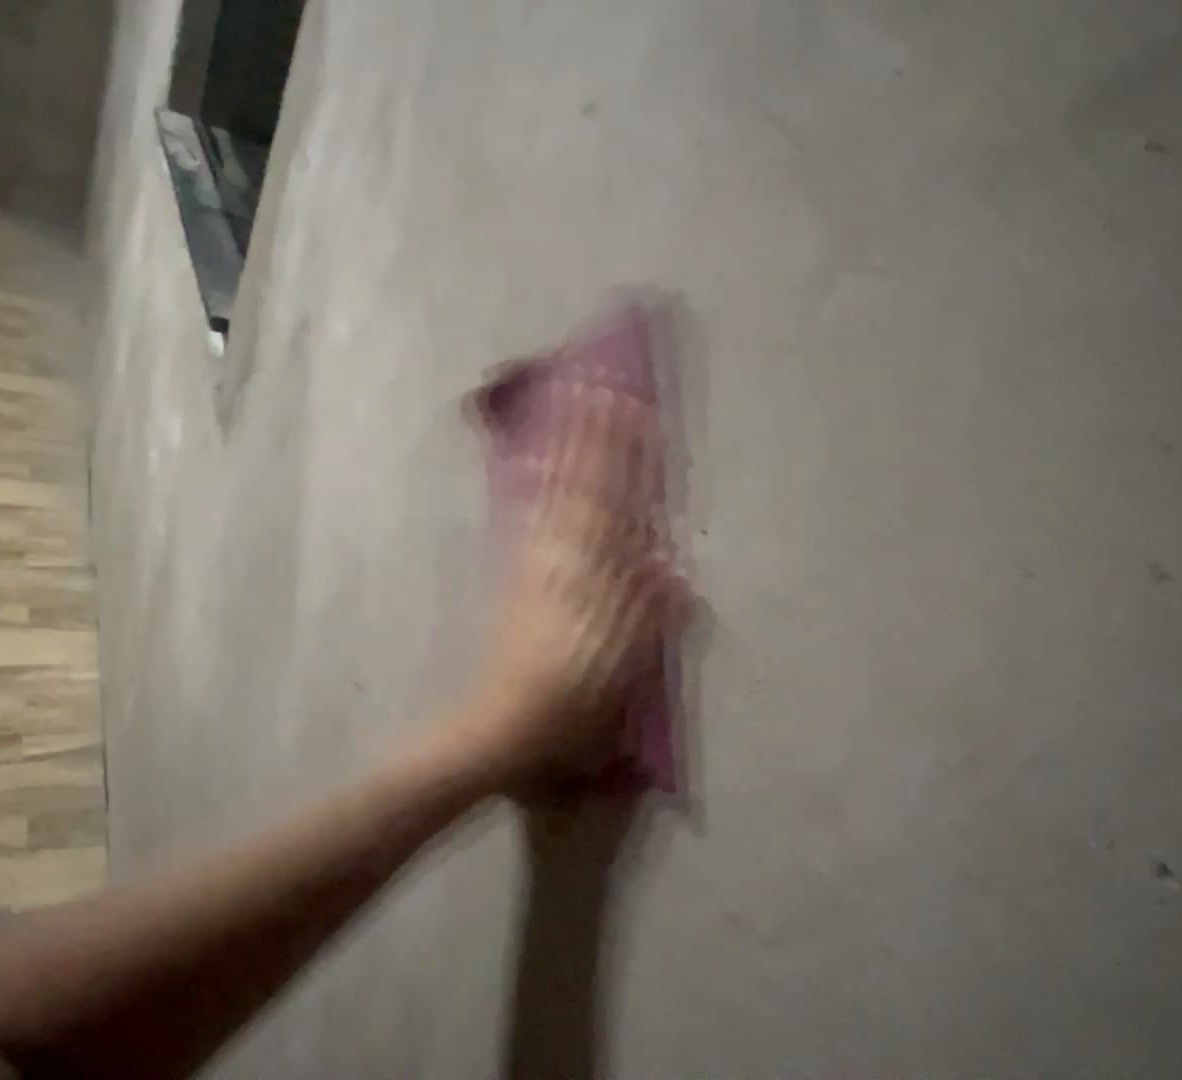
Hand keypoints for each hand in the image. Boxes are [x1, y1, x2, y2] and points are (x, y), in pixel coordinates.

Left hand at [467, 383, 684, 783]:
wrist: (505, 724)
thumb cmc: (575, 699)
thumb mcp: (629, 663)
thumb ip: (652, 613)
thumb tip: (676, 572)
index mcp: (595, 577)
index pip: (618, 505)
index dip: (628, 460)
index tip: (636, 412)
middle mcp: (563, 558)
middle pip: (582, 486)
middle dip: (593, 436)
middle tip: (597, 384)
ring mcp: (534, 563)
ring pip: (555, 492)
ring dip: (565, 447)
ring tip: (569, 405)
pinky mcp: (515, 577)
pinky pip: (530, 517)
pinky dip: (535, 483)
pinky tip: (532, 464)